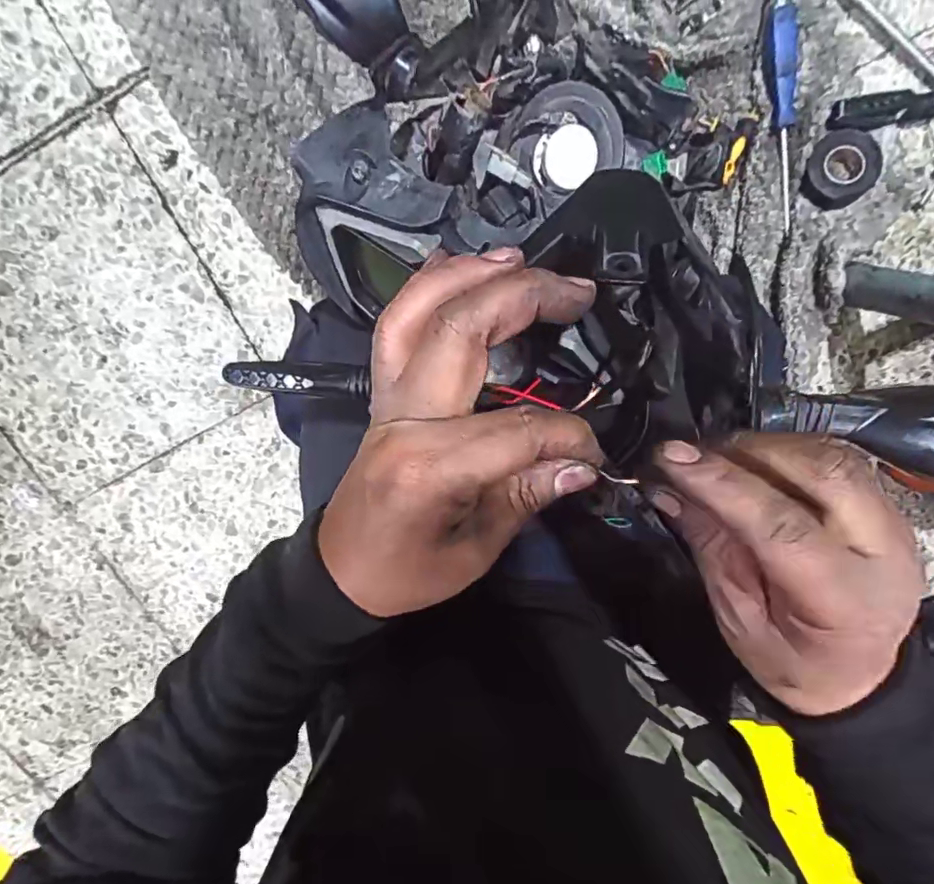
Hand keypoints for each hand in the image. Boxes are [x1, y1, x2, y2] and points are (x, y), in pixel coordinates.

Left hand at [319, 249, 601, 616]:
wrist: (341, 572)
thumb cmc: (403, 574)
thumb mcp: (473, 552)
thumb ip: (523, 498)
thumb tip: (581, 464)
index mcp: (428, 468)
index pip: (517, 430)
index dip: (568, 437)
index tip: (592, 454)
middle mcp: (402, 421)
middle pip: (460, 331)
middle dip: (524, 297)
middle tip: (576, 293)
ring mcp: (384, 404)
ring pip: (415, 314)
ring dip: (467, 275)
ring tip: (518, 260)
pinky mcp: (379, 399)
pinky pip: (393, 331)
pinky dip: (424, 291)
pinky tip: (456, 270)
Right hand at [647, 434, 922, 715]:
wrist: (859, 676)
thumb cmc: (794, 662)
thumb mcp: (739, 621)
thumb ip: (713, 551)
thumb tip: (670, 493)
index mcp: (843, 597)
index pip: (781, 524)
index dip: (722, 485)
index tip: (671, 459)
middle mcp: (884, 550)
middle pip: (821, 472)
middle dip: (745, 452)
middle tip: (688, 455)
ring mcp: (893, 523)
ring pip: (833, 455)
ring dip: (764, 446)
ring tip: (712, 456)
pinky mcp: (886, 507)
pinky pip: (836, 460)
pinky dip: (784, 452)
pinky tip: (747, 462)